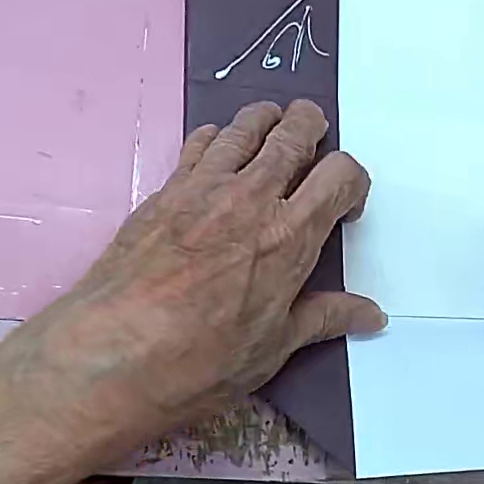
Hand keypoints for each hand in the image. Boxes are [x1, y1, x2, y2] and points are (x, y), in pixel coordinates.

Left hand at [0, 100, 383, 483]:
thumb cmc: (200, 362)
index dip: (352, 181)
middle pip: (295, 129)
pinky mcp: (164, 190)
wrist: (112, 353)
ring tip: (271, 139)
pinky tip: (218, 159)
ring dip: (268, 122)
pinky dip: (220, 139)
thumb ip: (323, 318)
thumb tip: (371, 316)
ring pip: (247, 123)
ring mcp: (203, 187)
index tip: (344, 205)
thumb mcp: (270, 349)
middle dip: (313, 129)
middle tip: (312, 149)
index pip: (341, 174)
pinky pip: (200, 141)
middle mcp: (252, 197)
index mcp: (290, 237)